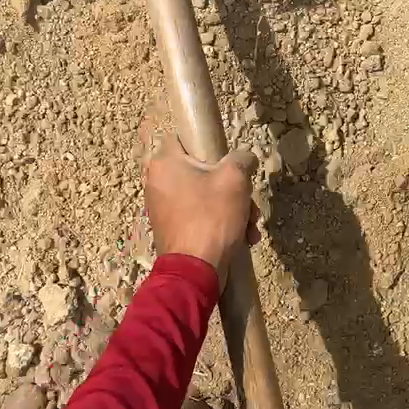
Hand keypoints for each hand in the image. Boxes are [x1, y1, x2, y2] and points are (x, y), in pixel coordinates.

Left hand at [143, 134, 258, 281]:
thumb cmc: (211, 217)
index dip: (208, 144)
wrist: (195, 271)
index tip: (226, 159)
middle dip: (232, 187)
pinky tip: (243, 237)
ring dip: (233, 207)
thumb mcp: (235, 179)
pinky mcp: (173, 228)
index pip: (183, 137)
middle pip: (202, 171)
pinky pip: (201, 215)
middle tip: (247, 199)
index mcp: (164, 164)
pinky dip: (221, 223)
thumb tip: (246, 159)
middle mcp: (157, 182)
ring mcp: (164, 208)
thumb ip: (242, 159)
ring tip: (250, 225)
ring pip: (206, 195)